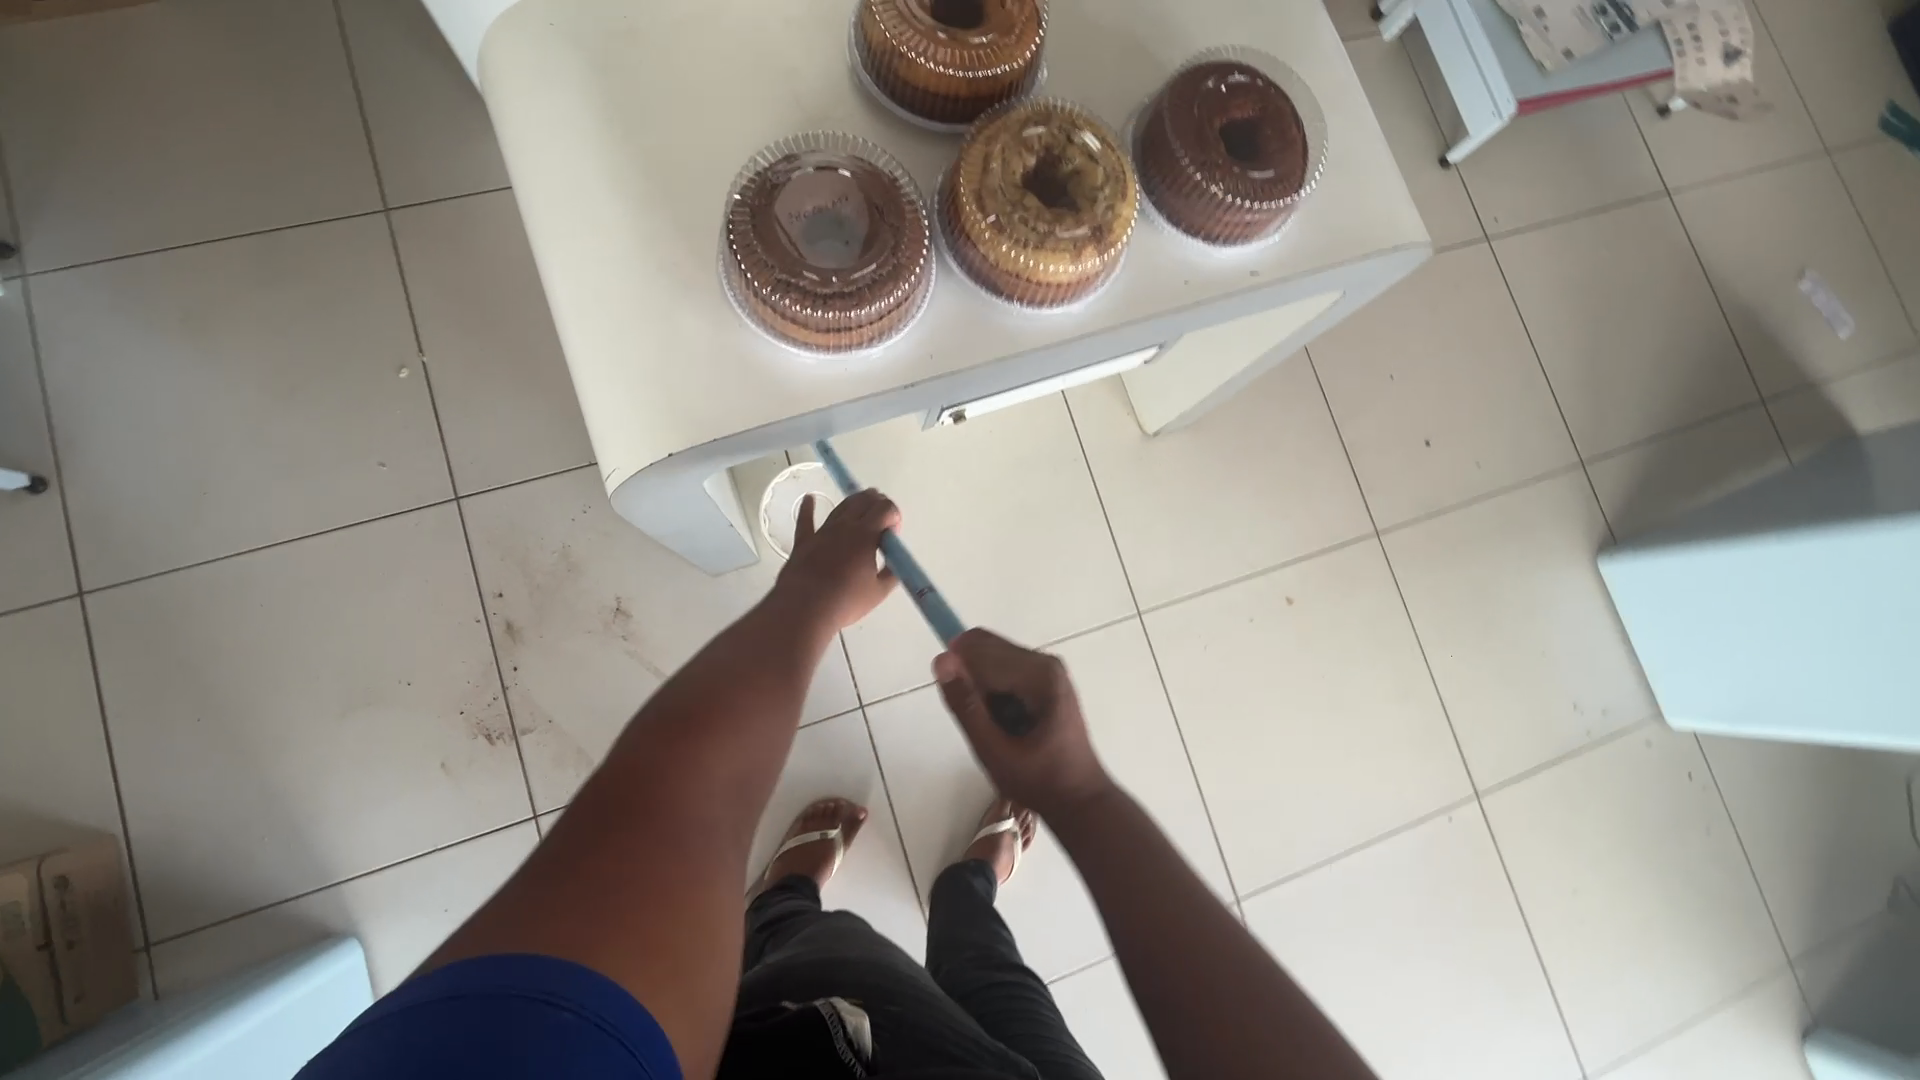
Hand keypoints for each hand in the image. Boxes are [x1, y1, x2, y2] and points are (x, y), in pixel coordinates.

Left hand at [774, 489, 899, 630]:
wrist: (804, 608)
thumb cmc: (845, 601)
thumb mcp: (878, 592)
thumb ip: (892, 574)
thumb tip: (896, 566)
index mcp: (865, 535)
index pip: (886, 509)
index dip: (894, 516)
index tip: (893, 535)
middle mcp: (844, 526)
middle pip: (864, 501)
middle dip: (877, 503)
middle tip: (882, 518)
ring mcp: (822, 532)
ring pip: (841, 507)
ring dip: (854, 502)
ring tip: (862, 504)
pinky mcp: (803, 542)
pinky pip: (805, 521)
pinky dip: (808, 508)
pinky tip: (808, 499)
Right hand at [933, 629, 1115, 818]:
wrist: (1079, 800)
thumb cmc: (1040, 781)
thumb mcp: (993, 750)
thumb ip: (965, 705)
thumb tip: (942, 660)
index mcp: (1040, 675)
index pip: (979, 652)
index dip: (965, 684)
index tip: (973, 718)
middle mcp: (1046, 661)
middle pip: (986, 652)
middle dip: (977, 688)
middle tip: (992, 729)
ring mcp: (1048, 668)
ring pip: (992, 663)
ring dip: (986, 696)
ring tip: (1004, 732)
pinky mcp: (1046, 678)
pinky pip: (1004, 673)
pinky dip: (997, 699)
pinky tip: (1011, 727)